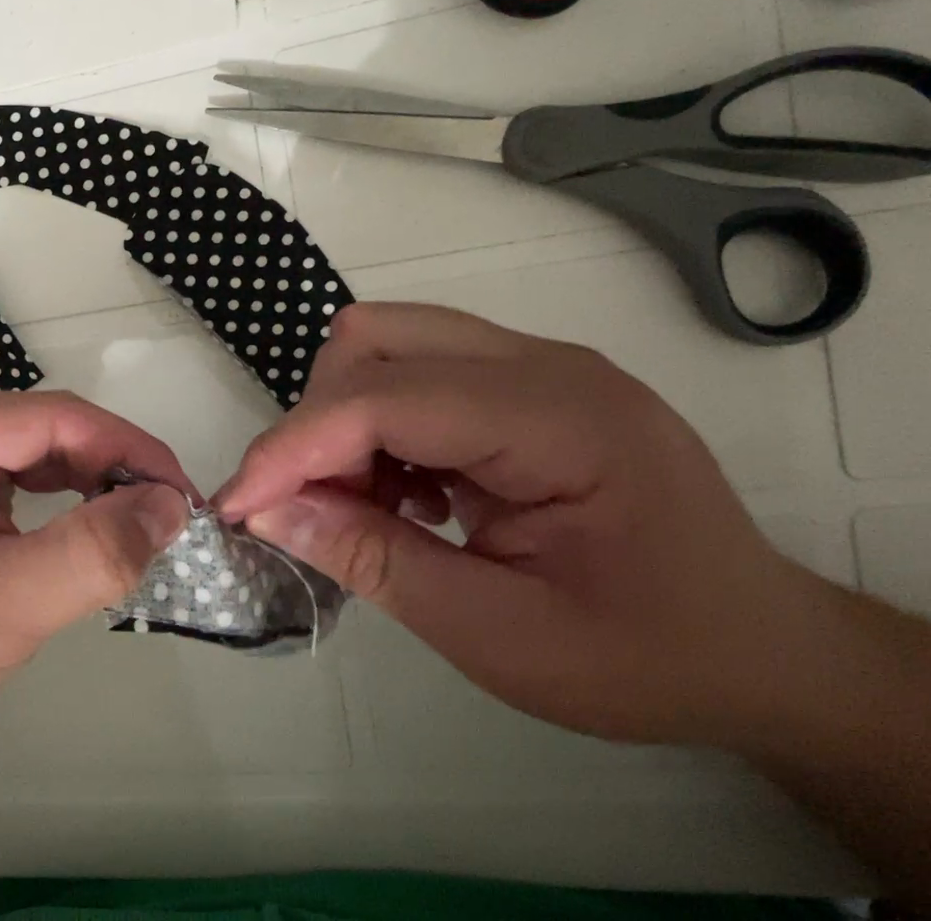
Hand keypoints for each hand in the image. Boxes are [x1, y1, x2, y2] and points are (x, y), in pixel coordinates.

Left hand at [0, 392, 192, 739]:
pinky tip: (103, 526)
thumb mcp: (4, 605)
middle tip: (174, 517)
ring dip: (100, 482)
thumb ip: (90, 553)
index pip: (47, 417)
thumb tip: (171, 505)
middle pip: (47, 428)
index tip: (184, 495)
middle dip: (115, 466)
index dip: (124, 447)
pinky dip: (74, 500)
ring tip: (148, 523)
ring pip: (44, 451)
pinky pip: (29, 479)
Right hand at [214, 302, 851, 749]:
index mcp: (562, 423)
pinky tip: (404, 495)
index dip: (293, 448)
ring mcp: (538, 368)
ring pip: (386, 344)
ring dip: (342, 420)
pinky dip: (375, 427)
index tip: (236, 509)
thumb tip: (264, 513)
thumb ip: (373, 561)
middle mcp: (547, 367)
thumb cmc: (645, 657)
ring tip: (362, 504)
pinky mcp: (524, 385)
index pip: (385, 399)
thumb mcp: (498, 634)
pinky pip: (413, 373)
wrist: (760, 653)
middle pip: (376, 339)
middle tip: (312, 509)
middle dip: (315, 422)